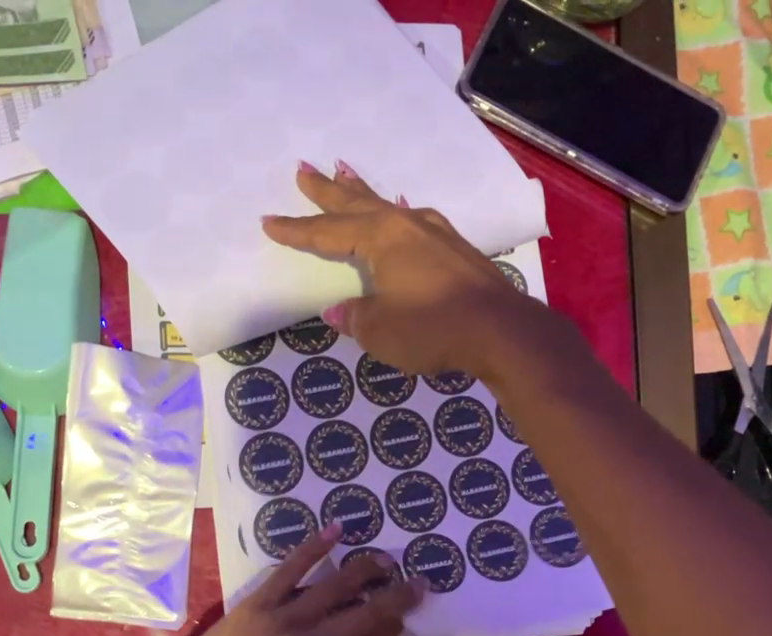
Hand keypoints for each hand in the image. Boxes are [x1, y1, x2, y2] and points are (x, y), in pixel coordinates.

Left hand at [147, 523, 423, 635]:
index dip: (393, 627)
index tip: (406, 613)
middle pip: (365, 616)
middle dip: (396, 597)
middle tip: (418, 582)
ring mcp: (285, 624)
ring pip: (335, 588)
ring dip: (365, 569)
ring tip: (384, 558)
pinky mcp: (256, 605)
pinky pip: (290, 570)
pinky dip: (313, 548)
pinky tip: (335, 532)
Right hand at [261, 161, 579, 381]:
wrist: (501, 331)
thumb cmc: (432, 328)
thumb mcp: (381, 330)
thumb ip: (356, 317)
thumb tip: (340, 310)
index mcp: (381, 238)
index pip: (327, 233)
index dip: (297, 230)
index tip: (269, 221)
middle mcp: (406, 226)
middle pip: (357, 203)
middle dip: (328, 189)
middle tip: (304, 168)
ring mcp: (436, 234)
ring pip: (388, 206)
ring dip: (363, 192)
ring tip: (346, 173)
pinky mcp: (456, 250)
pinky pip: (415, 221)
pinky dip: (398, 213)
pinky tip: (403, 212)